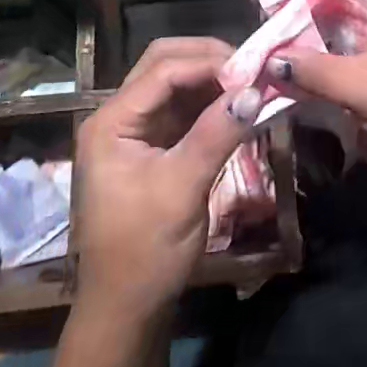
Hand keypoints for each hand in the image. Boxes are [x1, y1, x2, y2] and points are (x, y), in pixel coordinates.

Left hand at [74, 38, 261, 319]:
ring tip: (253, 84)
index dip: (210, 62)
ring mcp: (136, 133)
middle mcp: (119, 117)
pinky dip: (212, 105)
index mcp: (111, 122)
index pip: (163, 70)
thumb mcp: (182, 189)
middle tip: (253, 70)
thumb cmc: (146, 250)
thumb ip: (216, 135)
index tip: (254, 69)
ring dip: (214, 81)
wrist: (127, 304)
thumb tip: (255, 91)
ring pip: (177, 86)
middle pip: (164, 67)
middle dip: (210, 61)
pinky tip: (239, 107)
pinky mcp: (154, 149)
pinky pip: (185, 112)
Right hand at [268, 0, 366, 162]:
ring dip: (292, 47)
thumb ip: (318, 71)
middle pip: (319, 6)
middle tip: (247, 35)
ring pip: (319, 35)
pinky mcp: (360, 69)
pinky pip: (324, 61)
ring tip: (252, 55)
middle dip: (287, 20)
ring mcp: (366, 41)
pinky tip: (275, 76)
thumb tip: (267, 58)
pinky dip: (304, 69)